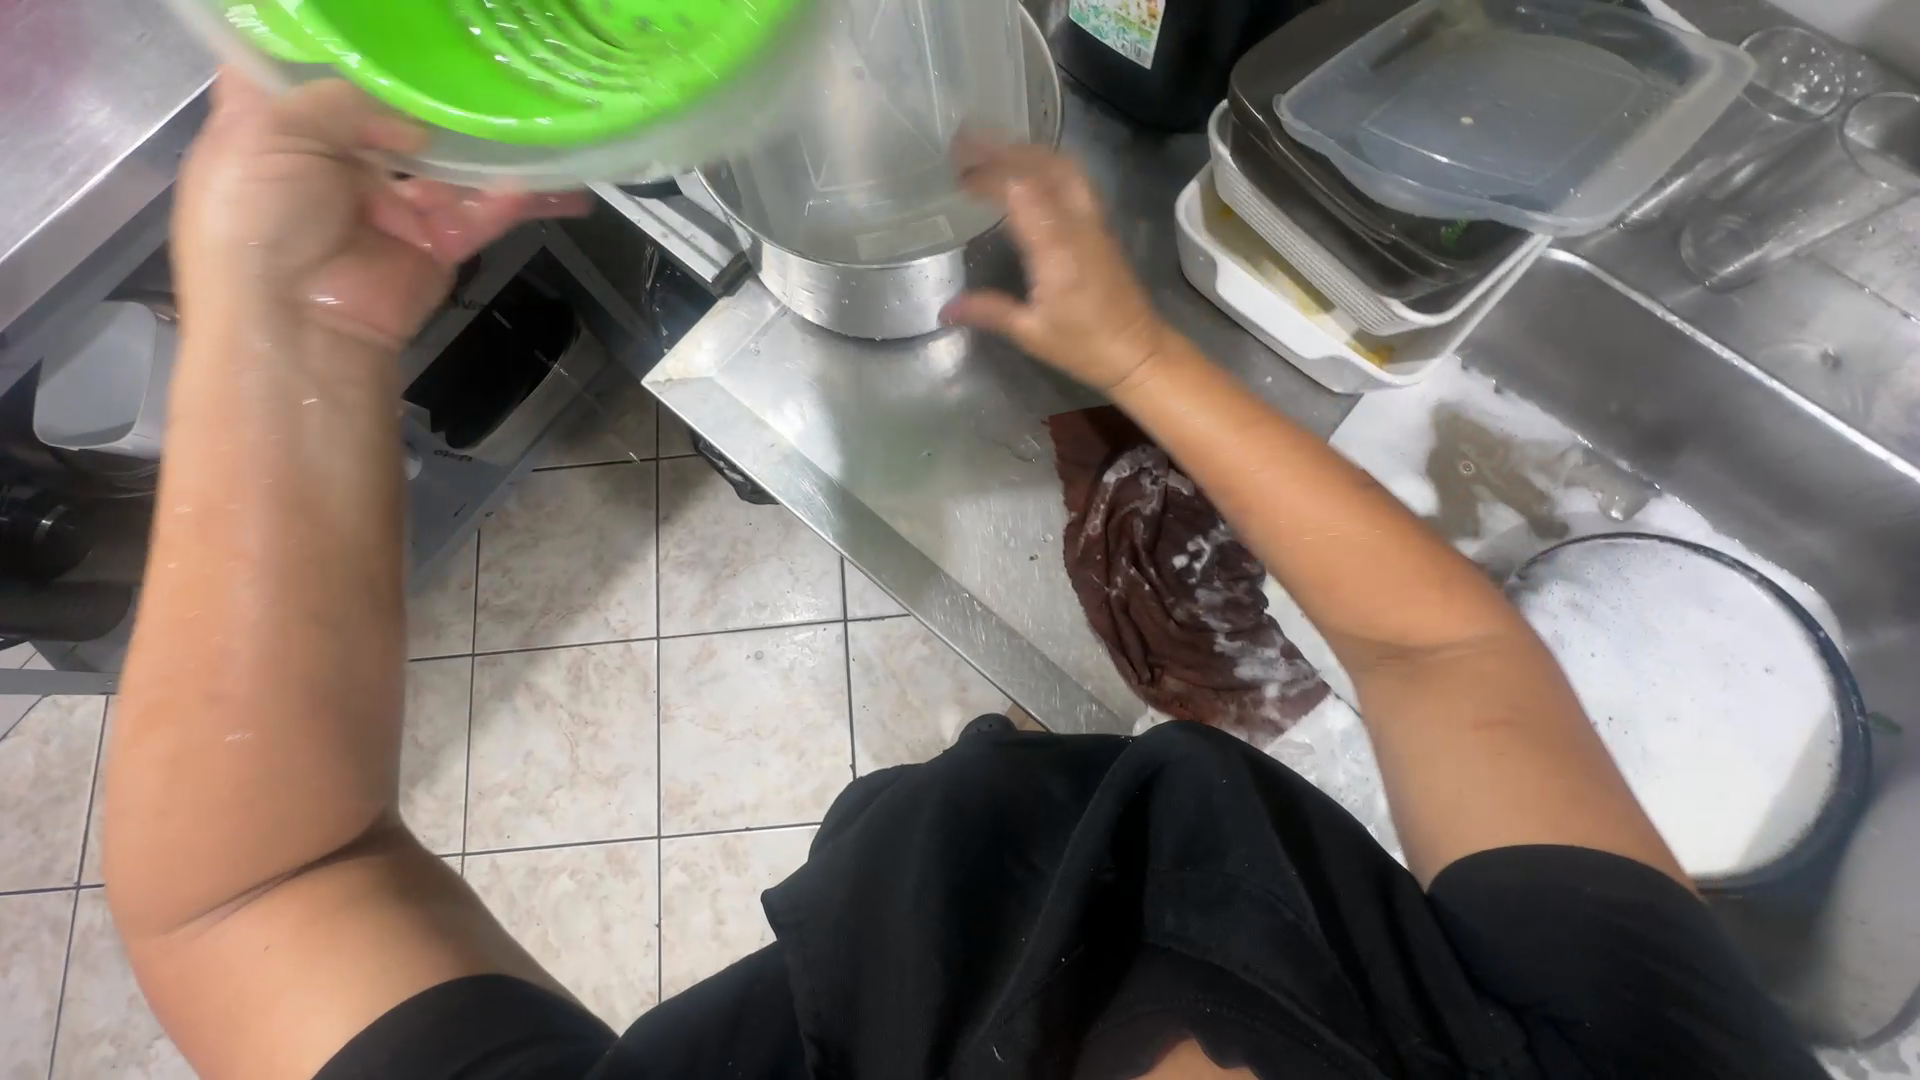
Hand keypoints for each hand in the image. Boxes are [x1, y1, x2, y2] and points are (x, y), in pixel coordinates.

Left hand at [172, 71, 585, 352]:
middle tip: (480, 65)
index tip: (395, 29)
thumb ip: (342, 104)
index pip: (311, 75)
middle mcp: (337, 163)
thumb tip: (412, 122)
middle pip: (392, 119)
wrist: (300, 319)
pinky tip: (551, 186)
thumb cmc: (258, 217)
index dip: (346, 53)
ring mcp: (391, 207)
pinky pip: (478, 215)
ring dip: (490, 153)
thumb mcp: (270, 132)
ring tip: (539, 127)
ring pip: (447, 168)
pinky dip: (511, 202)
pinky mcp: (436, 245)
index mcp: (278, 129)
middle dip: (432, 98)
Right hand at [940, 140, 1171, 392]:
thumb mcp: (1031, 332)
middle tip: (966, 145)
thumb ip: (988, 312)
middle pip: (1043, 165)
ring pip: (1063, 167)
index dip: (988, 173)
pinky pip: (1074, 181)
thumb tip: (945, 309)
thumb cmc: (1084, 347)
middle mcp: (1078, 225)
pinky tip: (1028, 174)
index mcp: (1057, 249)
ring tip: (993, 151)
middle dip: (1003, 149)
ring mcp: (1094, 222)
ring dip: (1027, 152)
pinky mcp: (1102, 227)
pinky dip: (1046, 166)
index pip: (1020, 190)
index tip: (958, 172)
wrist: (1138, 352)